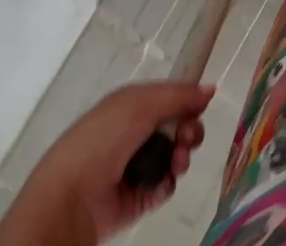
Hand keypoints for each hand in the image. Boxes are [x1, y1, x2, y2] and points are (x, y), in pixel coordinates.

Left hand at [3, 81, 214, 244]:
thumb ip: (178, 95)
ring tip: (177, 160)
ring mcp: (138, 164)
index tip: (200, 106)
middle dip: (190, 129)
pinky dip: (171, 179)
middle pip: (178, 125)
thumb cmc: (104, 139)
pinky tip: (166, 178)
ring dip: (183, 154)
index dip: (187, 101)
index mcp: (131, 106)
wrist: (73, 196)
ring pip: (176, 154)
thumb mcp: (140, 104)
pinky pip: (168, 183)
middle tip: (187, 137)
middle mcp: (135, 132)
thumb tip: (211, 88)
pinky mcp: (141, 194)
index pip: (170, 98)